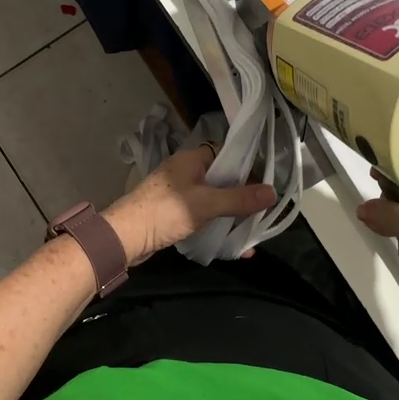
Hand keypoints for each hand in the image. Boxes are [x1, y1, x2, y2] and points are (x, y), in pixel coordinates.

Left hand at [103, 146, 275, 264]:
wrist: (126, 236)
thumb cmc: (165, 212)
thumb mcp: (207, 204)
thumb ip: (239, 199)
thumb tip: (273, 192)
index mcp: (191, 160)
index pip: (225, 154)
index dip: (245, 166)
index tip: (264, 183)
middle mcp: (184, 172)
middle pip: (221, 179)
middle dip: (241, 195)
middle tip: (262, 211)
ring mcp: (177, 193)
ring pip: (212, 200)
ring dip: (230, 214)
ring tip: (252, 231)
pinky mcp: (172, 213)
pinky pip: (202, 216)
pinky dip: (216, 226)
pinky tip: (233, 245)